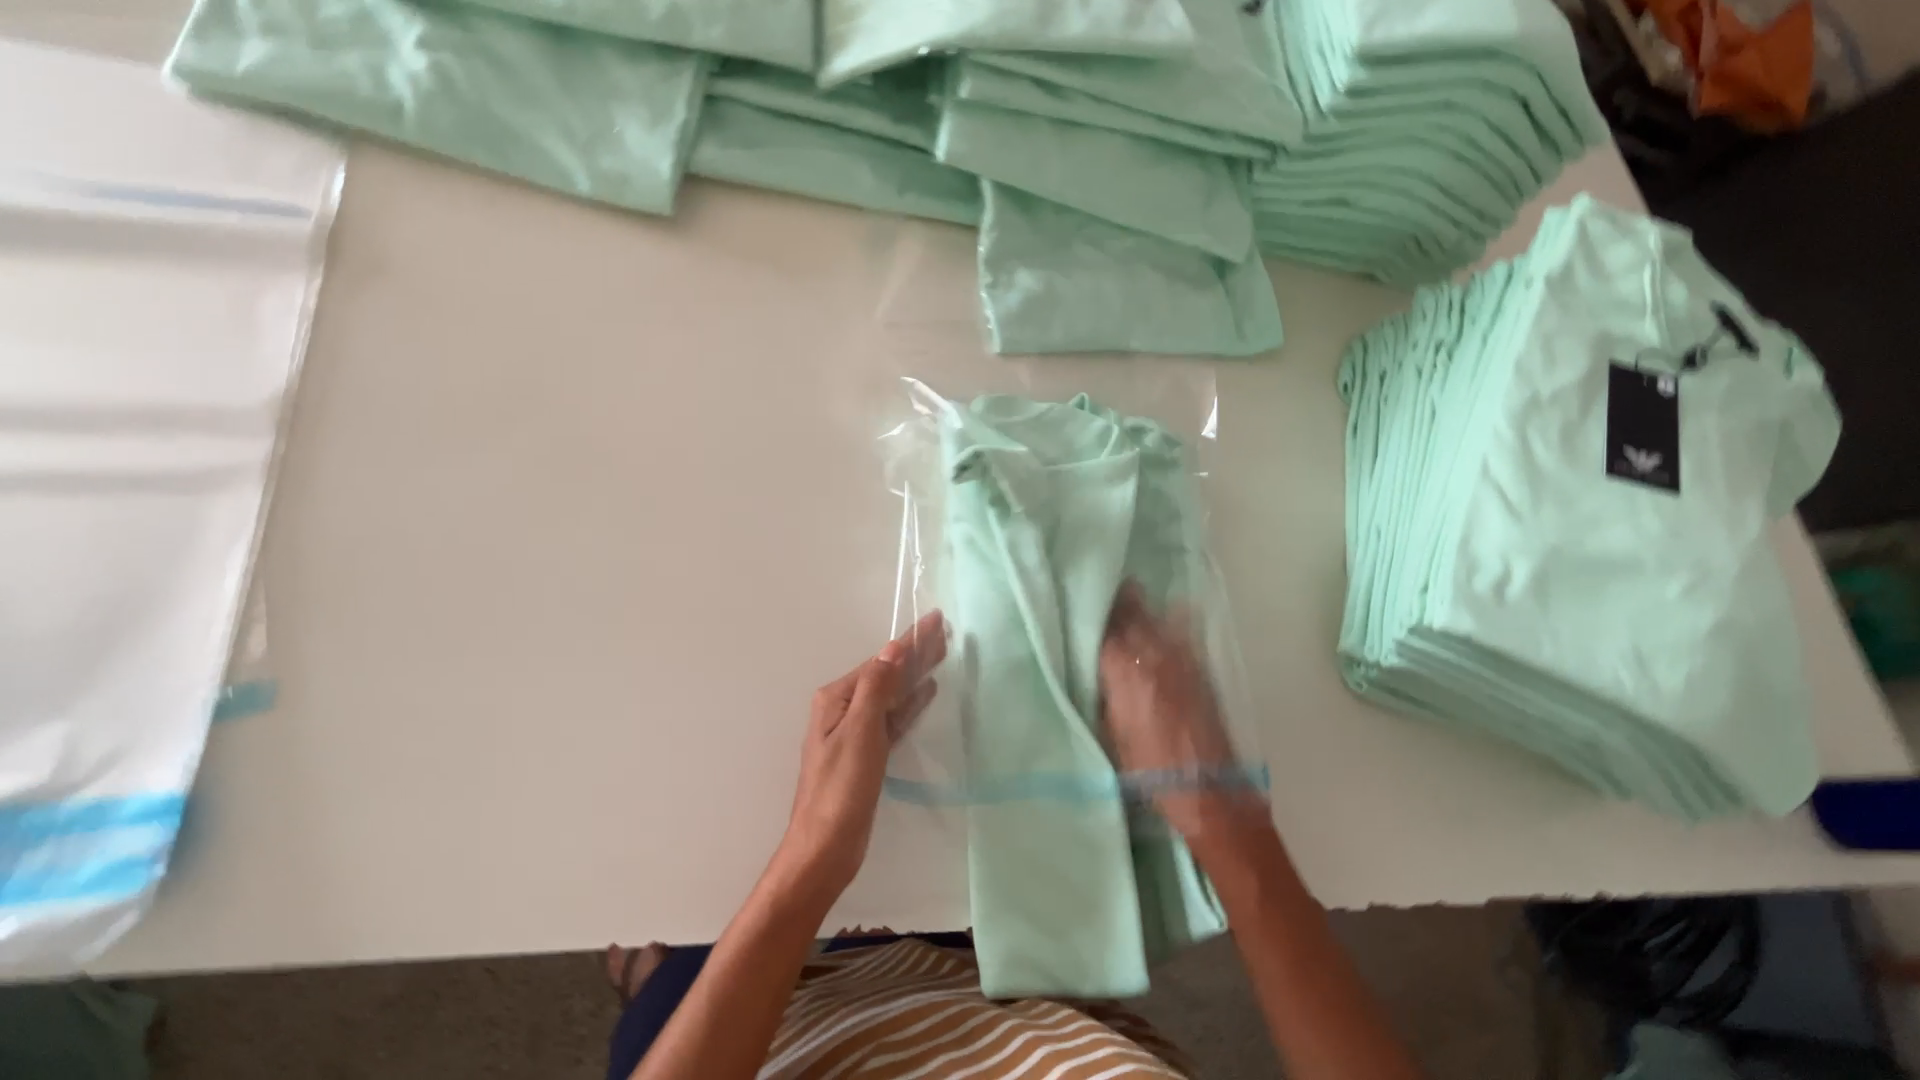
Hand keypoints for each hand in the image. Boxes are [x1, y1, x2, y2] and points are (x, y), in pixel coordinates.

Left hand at [779, 611, 945, 896]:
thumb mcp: (859, 731)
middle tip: (946, 632)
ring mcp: (855, 733)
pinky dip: (910, 704)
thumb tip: (892, 648)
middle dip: (914, 653)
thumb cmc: (841, 788)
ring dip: (915, 675)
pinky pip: (893, 719)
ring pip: (892, 695)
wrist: (826, 846)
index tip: (935, 619)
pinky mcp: (867, 755)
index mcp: (836, 700)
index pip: (880, 661)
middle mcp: (843, 710)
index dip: (909, 640)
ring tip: (942, 654)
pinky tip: (926, 693)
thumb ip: (876, 688)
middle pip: (886, 674)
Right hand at [1099, 583, 1269, 844]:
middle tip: (1104, 589)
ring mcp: (1181, 663)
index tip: (1082, 602)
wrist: (1207, 790)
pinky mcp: (1202, 672)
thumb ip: (1104, 697)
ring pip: (1159, 623)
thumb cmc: (1149, 771)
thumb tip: (1099, 674)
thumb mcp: (1111, 735)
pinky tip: (1174, 611)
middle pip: (1133, 619)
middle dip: (1118, 603)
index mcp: (1125, 675)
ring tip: (1131, 594)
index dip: (1093, 616)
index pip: (1105, 632)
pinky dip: (1176, 622)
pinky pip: (1186, 636)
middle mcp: (1154, 660)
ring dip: (1143, 610)